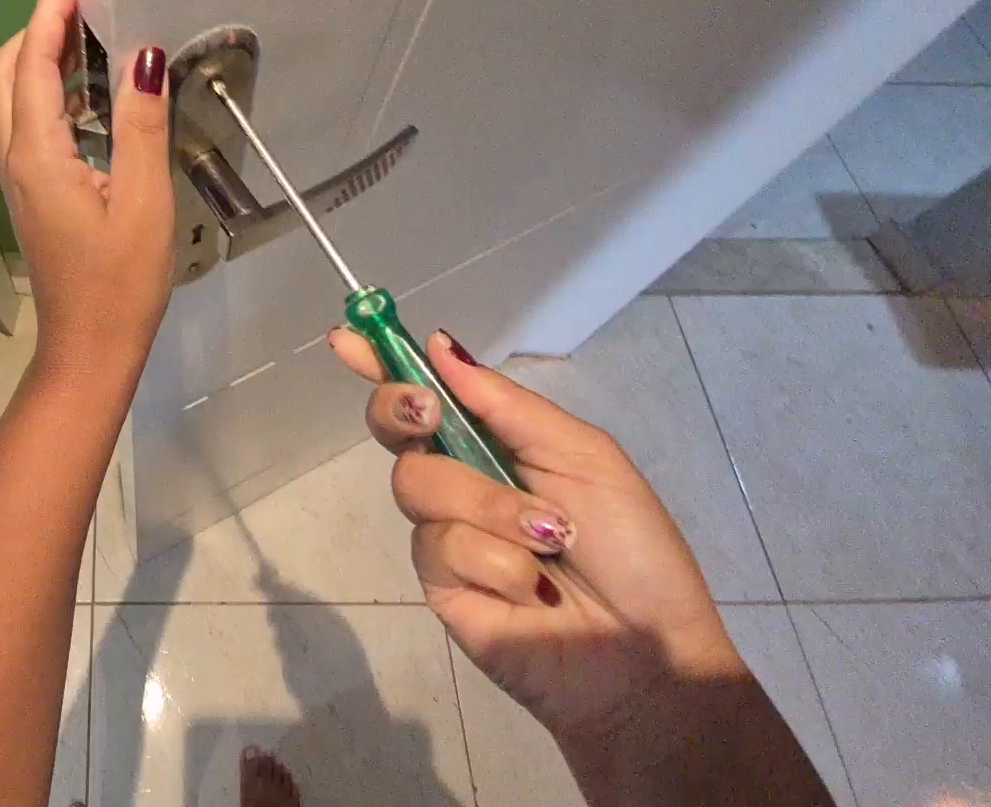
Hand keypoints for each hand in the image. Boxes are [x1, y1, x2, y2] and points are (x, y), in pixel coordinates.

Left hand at [0, 0, 174, 382]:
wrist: (90, 348)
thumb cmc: (121, 282)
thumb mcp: (143, 201)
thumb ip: (139, 124)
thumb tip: (142, 54)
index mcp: (37, 154)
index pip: (30, 63)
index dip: (49, 13)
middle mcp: (16, 158)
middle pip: (8, 74)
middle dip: (39, 30)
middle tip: (90, 5)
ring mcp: (21, 178)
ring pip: (16, 100)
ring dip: (44, 60)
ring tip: (96, 37)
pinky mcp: (35, 193)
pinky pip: (32, 126)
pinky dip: (53, 95)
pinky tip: (94, 97)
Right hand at [330, 328, 744, 740]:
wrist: (646, 654)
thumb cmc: (631, 548)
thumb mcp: (583, 456)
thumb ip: (505, 404)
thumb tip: (439, 345)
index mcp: (490, 440)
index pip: (422, 391)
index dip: (379, 361)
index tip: (345, 336)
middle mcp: (456, 476)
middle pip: (393, 427)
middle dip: (399, 409)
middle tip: (427, 413)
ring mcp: (441, 527)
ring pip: (419, 482)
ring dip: (489, 506)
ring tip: (547, 541)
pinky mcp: (435, 578)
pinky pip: (439, 544)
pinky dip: (497, 561)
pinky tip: (531, 588)